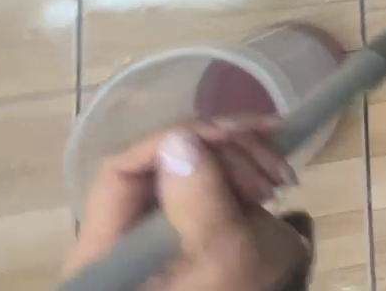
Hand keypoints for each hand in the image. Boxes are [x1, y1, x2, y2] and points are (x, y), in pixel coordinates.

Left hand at [63, 118, 311, 290]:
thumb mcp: (222, 250)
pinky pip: (214, 161)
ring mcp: (156, 215)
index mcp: (105, 252)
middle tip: (273, 170)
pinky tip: (277, 167)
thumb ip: (198, 197)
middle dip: (226, 151)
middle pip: (163, 158)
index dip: (172, 142)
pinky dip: (250, 156)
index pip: (120, 172)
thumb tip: (178, 138)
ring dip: (246, 153)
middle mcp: (121, 229)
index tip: (231, 133)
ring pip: (196, 151)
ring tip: (281, 177)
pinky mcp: (190, 204)